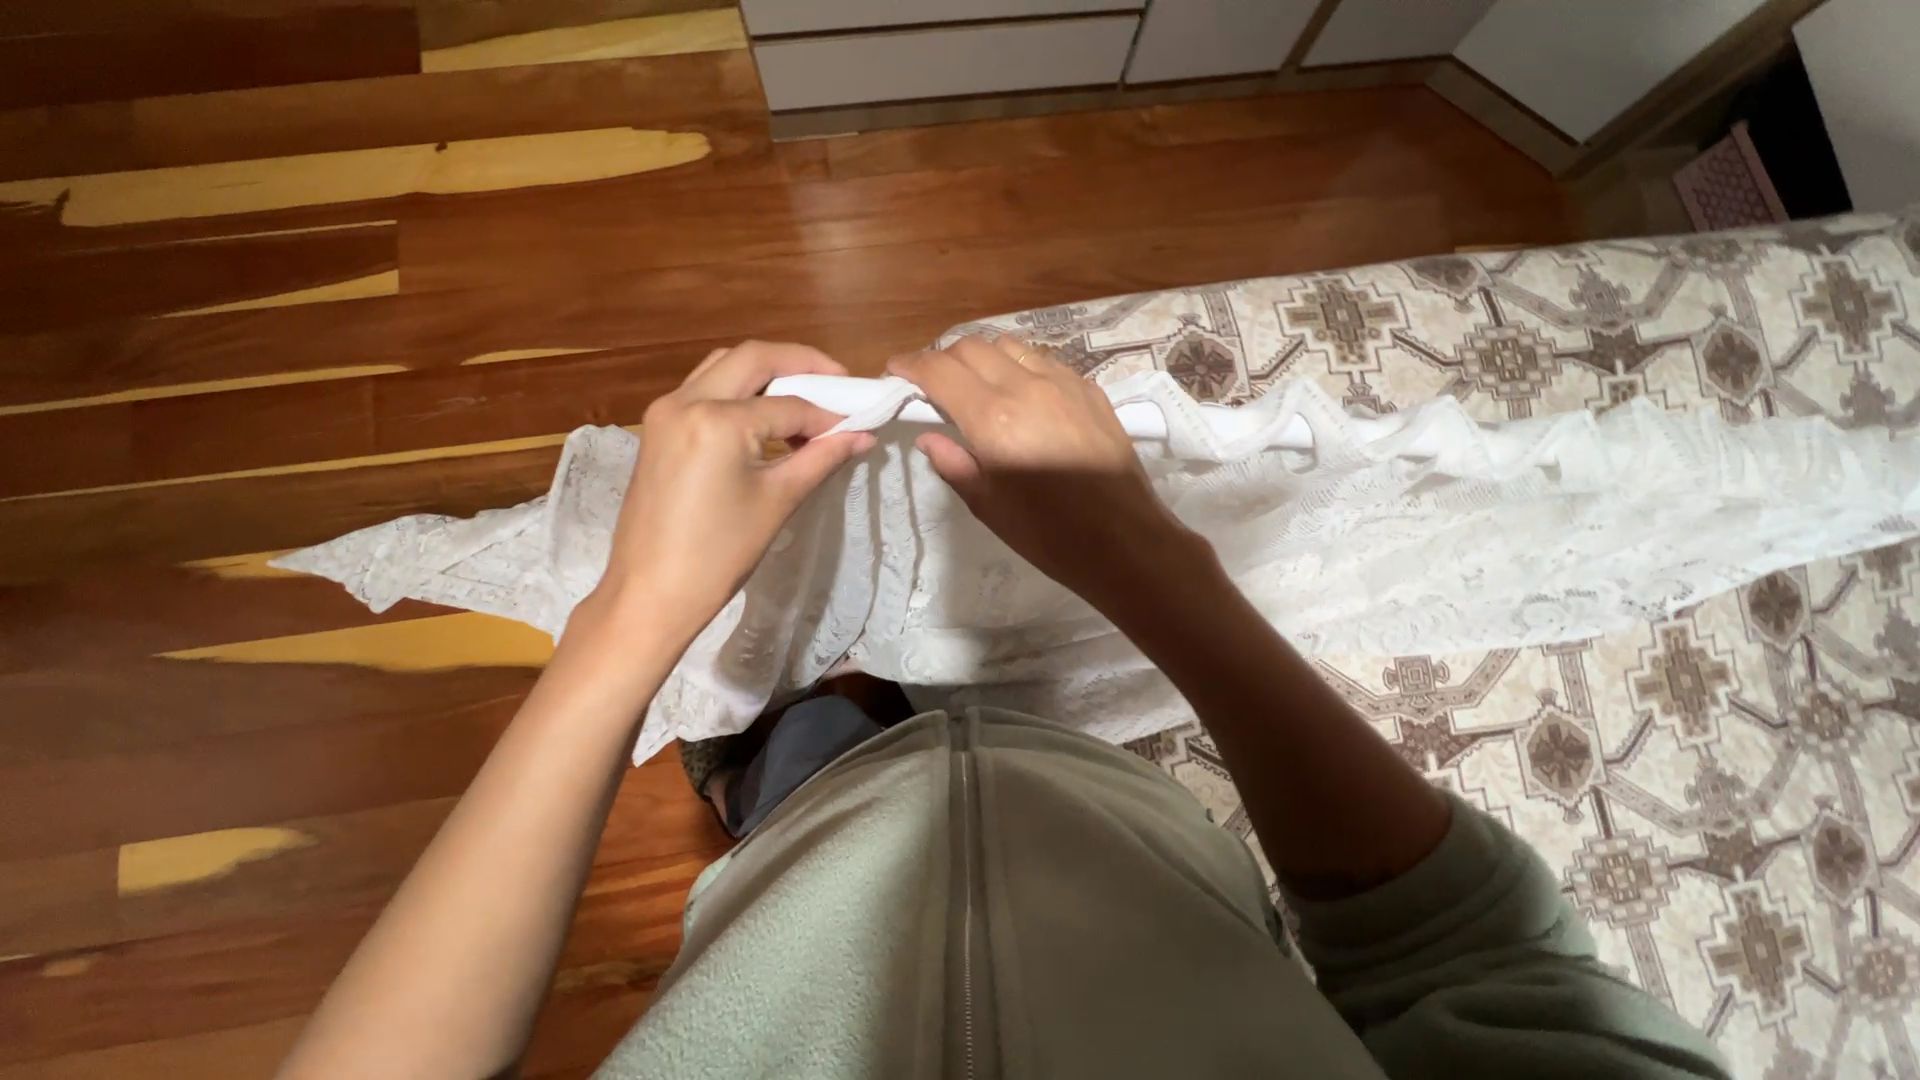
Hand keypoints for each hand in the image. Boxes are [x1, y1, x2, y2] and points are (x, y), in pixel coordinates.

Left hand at [594, 341, 874, 640]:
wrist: (651, 592)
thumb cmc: (718, 554)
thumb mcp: (777, 501)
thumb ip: (821, 458)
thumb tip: (863, 436)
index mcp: (717, 420)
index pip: (788, 405)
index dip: (828, 415)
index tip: (859, 424)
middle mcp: (686, 400)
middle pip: (753, 358)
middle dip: (799, 363)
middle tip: (838, 380)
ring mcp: (665, 411)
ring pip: (724, 367)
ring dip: (766, 373)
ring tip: (805, 396)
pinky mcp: (657, 428)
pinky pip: (705, 390)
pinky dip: (740, 391)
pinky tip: (766, 418)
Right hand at [889, 335, 1204, 610]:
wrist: (1124, 541)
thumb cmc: (1048, 535)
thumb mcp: (988, 507)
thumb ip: (954, 464)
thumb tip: (929, 437)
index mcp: (993, 418)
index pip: (940, 371)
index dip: (910, 366)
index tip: (895, 373)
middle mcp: (1026, 387)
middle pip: (971, 347)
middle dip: (942, 359)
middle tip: (932, 385)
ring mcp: (1063, 383)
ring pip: (1009, 346)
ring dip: (982, 357)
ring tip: (975, 385)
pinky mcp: (1090, 389)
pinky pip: (1043, 362)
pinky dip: (1019, 367)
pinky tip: (1020, 395)